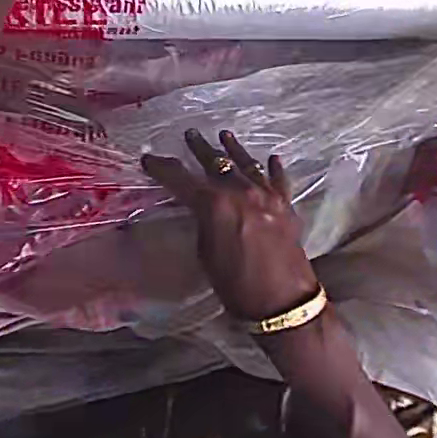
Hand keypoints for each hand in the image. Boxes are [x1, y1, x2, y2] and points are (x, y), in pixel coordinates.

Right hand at [142, 130, 319, 322]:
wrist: (282, 303)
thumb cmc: (236, 286)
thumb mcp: (206, 254)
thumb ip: (202, 223)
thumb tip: (200, 207)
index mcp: (215, 205)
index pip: (182, 179)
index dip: (163, 168)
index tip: (150, 159)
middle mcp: (241, 192)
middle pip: (217, 164)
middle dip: (200, 149)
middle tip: (191, 135)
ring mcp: (267, 196)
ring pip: (248, 165)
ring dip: (234, 150)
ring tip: (225, 135)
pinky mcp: (286, 206)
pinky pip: (279, 181)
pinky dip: (273, 169)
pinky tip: (272, 158)